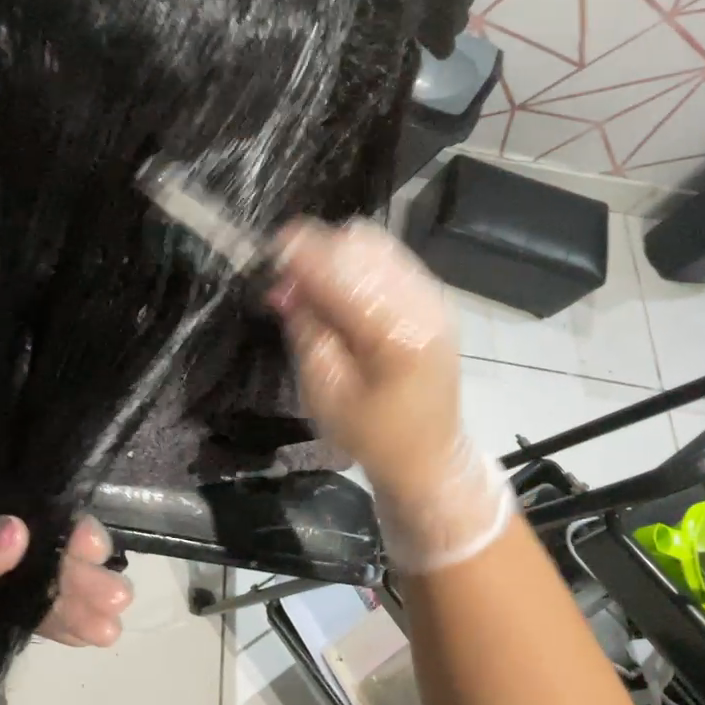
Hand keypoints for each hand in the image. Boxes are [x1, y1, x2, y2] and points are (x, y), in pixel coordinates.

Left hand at [0, 491, 131, 704]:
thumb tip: (22, 531)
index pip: (15, 507)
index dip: (58, 525)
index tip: (95, 549)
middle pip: (33, 550)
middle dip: (75, 572)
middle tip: (118, 598)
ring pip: (30, 585)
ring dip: (70, 602)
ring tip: (112, 628)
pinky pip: (15, 615)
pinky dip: (47, 624)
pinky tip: (83, 636)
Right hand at [268, 219, 513, 572]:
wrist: (429, 456)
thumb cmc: (370, 434)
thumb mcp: (323, 391)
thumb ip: (307, 330)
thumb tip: (286, 286)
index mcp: (393, 334)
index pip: (341, 272)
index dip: (302, 253)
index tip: (270, 248)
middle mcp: (421, 304)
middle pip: (362, 248)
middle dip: (317, 253)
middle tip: (286, 281)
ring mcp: (433, 299)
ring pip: (377, 247)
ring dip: (336, 256)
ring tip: (309, 285)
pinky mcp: (434, 301)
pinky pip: (390, 261)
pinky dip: (357, 265)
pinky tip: (337, 289)